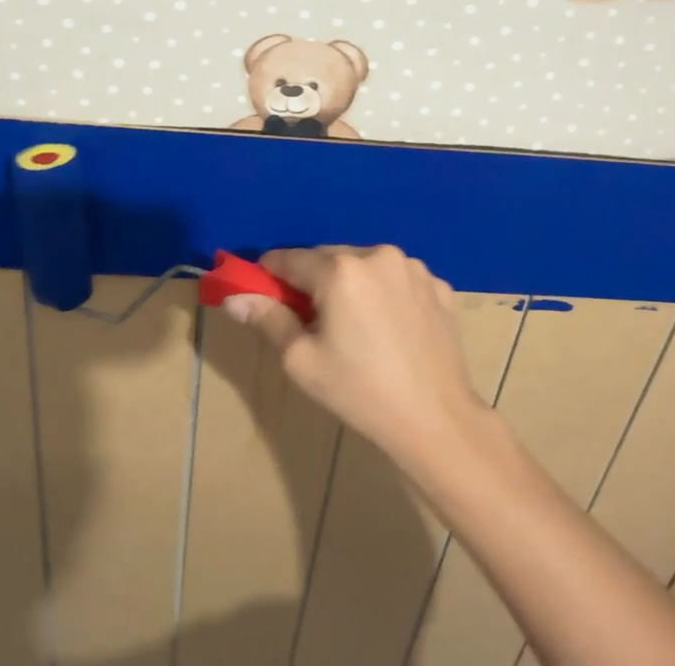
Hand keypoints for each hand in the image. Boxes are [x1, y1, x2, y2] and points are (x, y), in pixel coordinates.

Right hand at [222, 245, 487, 456]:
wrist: (436, 419)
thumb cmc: (360, 391)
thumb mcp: (301, 360)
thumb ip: (268, 319)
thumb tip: (234, 298)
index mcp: (341, 270)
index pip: (290, 258)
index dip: (270, 274)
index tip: (263, 293)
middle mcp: (379, 256)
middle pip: (330, 258)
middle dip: (313, 281)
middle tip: (308, 318)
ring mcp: (415, 269)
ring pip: (366, 266)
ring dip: (351, 284)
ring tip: (353, 326)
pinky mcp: (440, 287)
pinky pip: (398, 280)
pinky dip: (385, 294)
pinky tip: (389, 330)